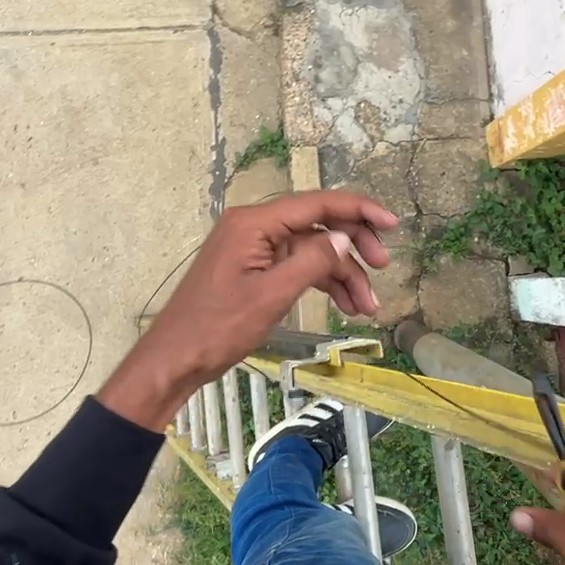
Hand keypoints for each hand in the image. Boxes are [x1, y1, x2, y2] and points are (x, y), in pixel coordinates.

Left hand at [98, 190, 399, 429]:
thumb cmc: (217, 329)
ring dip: (341, 274)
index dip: (358, 210)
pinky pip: (296, 266)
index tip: (391, 224)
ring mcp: (254, 247)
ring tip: (367, 306)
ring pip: (312, 250)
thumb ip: (311, 262)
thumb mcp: (271, 296)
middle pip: (317, 224)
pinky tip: (346, 306)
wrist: (173, 360)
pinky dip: (321, 283)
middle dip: (353, 246)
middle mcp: (255, 226)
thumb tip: (345, 238)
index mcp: (254, 223)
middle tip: (381, 268)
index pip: (317, 204)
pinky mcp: (254, 268)